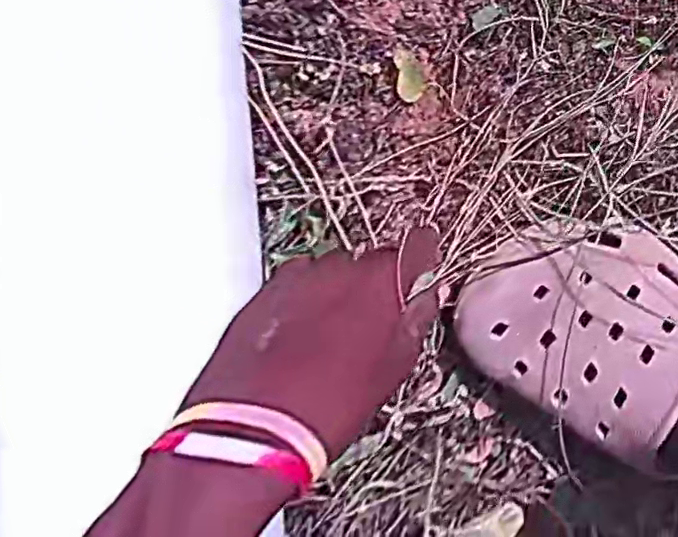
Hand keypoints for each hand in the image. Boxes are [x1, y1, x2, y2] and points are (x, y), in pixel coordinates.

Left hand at [180, 228, 440, 459]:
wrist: (252, 434)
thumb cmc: (328, 406)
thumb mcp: (396, 365)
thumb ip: (417, 318)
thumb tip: (424, 301)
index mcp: (388, 278)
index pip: (420, 243)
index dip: (422, 256)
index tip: (419, 271)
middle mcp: (349, 266)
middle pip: (375, 258)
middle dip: (375, 283)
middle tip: (370, 322)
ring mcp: (306, 275)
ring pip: (335, 270)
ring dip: (338, 290)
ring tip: (329, 335)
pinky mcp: (267, 290)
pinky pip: (296, 282)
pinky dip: (301, 299)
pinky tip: (298, 336)